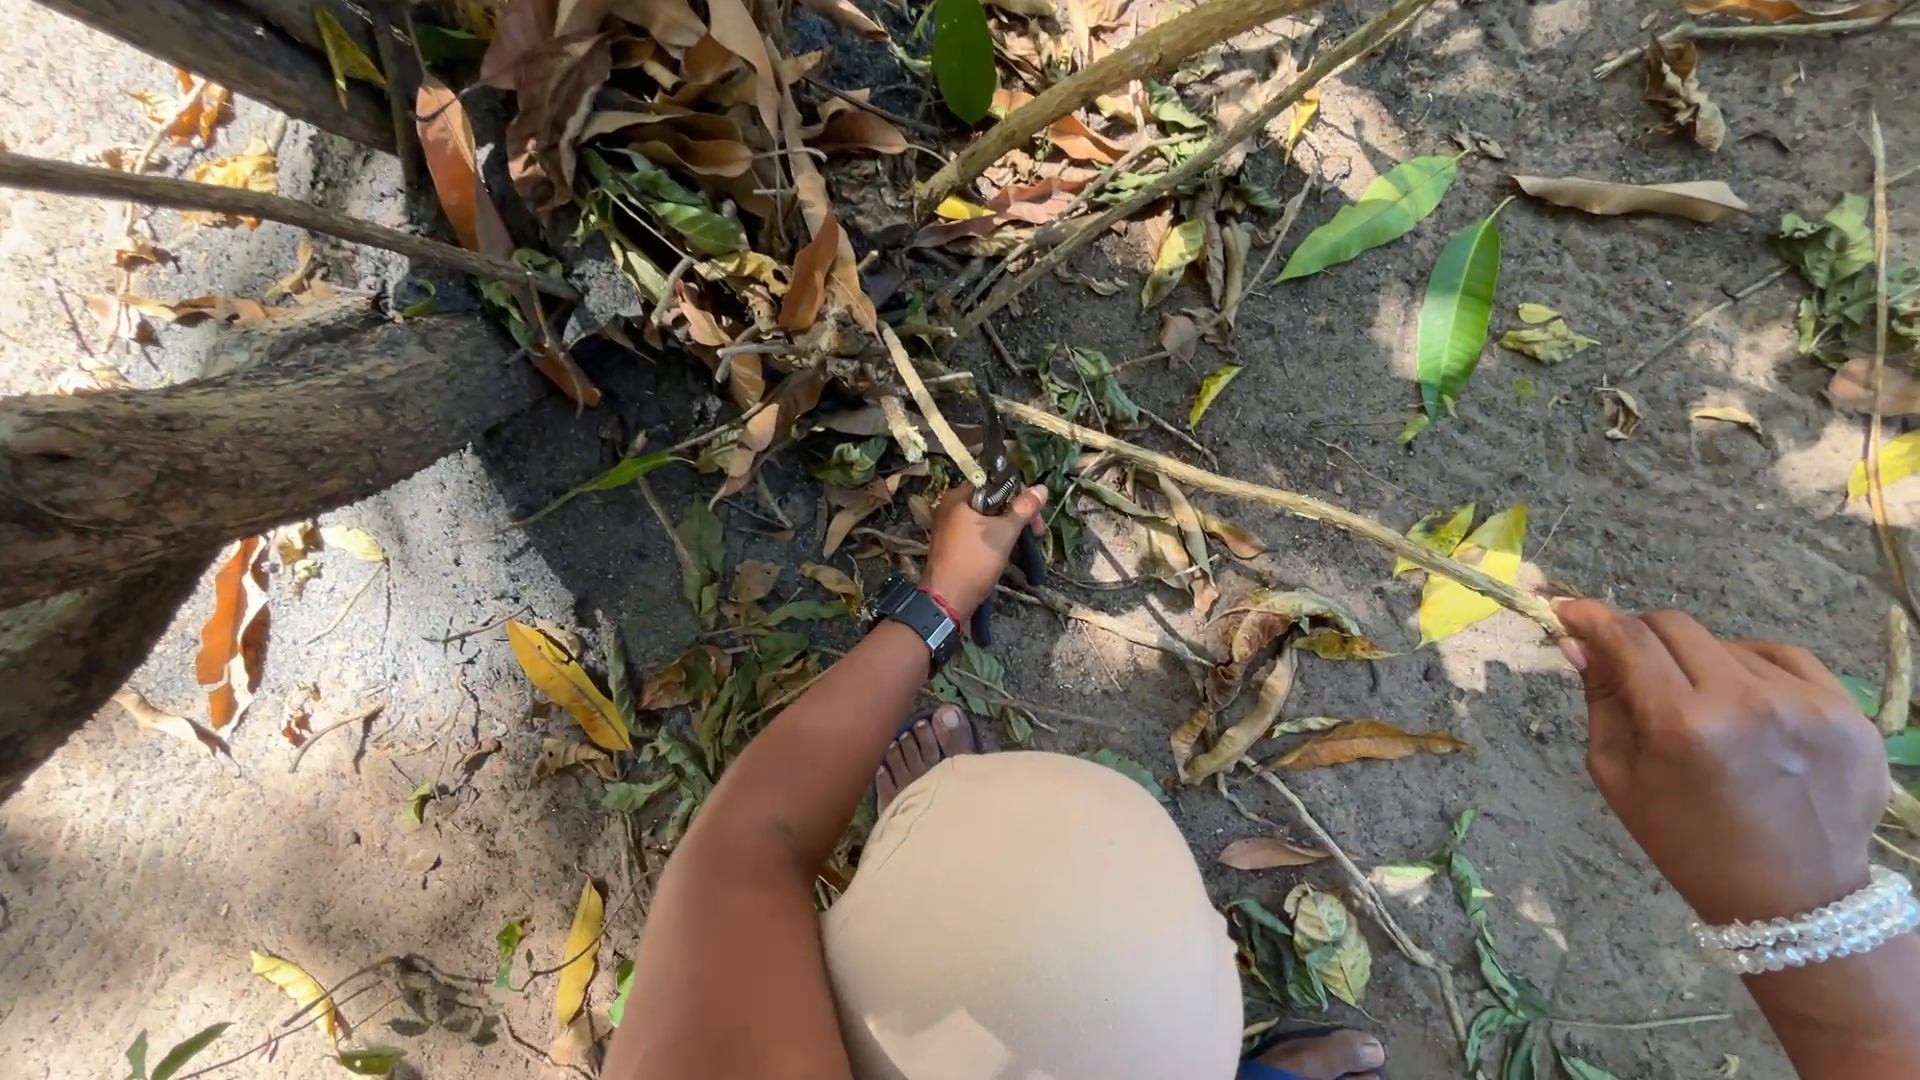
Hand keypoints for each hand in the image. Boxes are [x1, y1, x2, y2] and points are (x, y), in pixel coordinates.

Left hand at [919, 483, 1049, 618]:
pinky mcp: (952, 544)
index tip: (1036, 510)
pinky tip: (1007, 548)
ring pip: (986, 518)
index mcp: (958, 497)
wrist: (947, 599)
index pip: (994, 483)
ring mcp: (949, 527)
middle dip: (1016, 513)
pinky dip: (993, 536)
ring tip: (1026, 540)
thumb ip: (1023, 508)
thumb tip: (1042, 488)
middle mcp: (950, 507)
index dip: (1019, 493)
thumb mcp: (1004, 533)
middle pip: (991, 501)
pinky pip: (977, 532)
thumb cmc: (974, 560)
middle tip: (1036, 530)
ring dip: (1007, 526)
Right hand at [1556, 600, 1889, 925]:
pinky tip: (1736, 695)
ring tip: (1689, 696)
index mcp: (1681, 724)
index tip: (1566, 610)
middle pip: (1673, 626)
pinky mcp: (1849, 712)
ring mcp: (1808, 705)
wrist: (1791, 896)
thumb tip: (1578, 643)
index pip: (1627, 638)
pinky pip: (1780, 656)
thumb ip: (1601, 699)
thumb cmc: (1681, 836)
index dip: (1590, 616)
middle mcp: (1747, 703)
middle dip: (1636, 633)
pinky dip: (1744, 663)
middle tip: (1623, 657)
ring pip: (1722, 642)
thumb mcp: (1616, 770)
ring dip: (1691, 657)